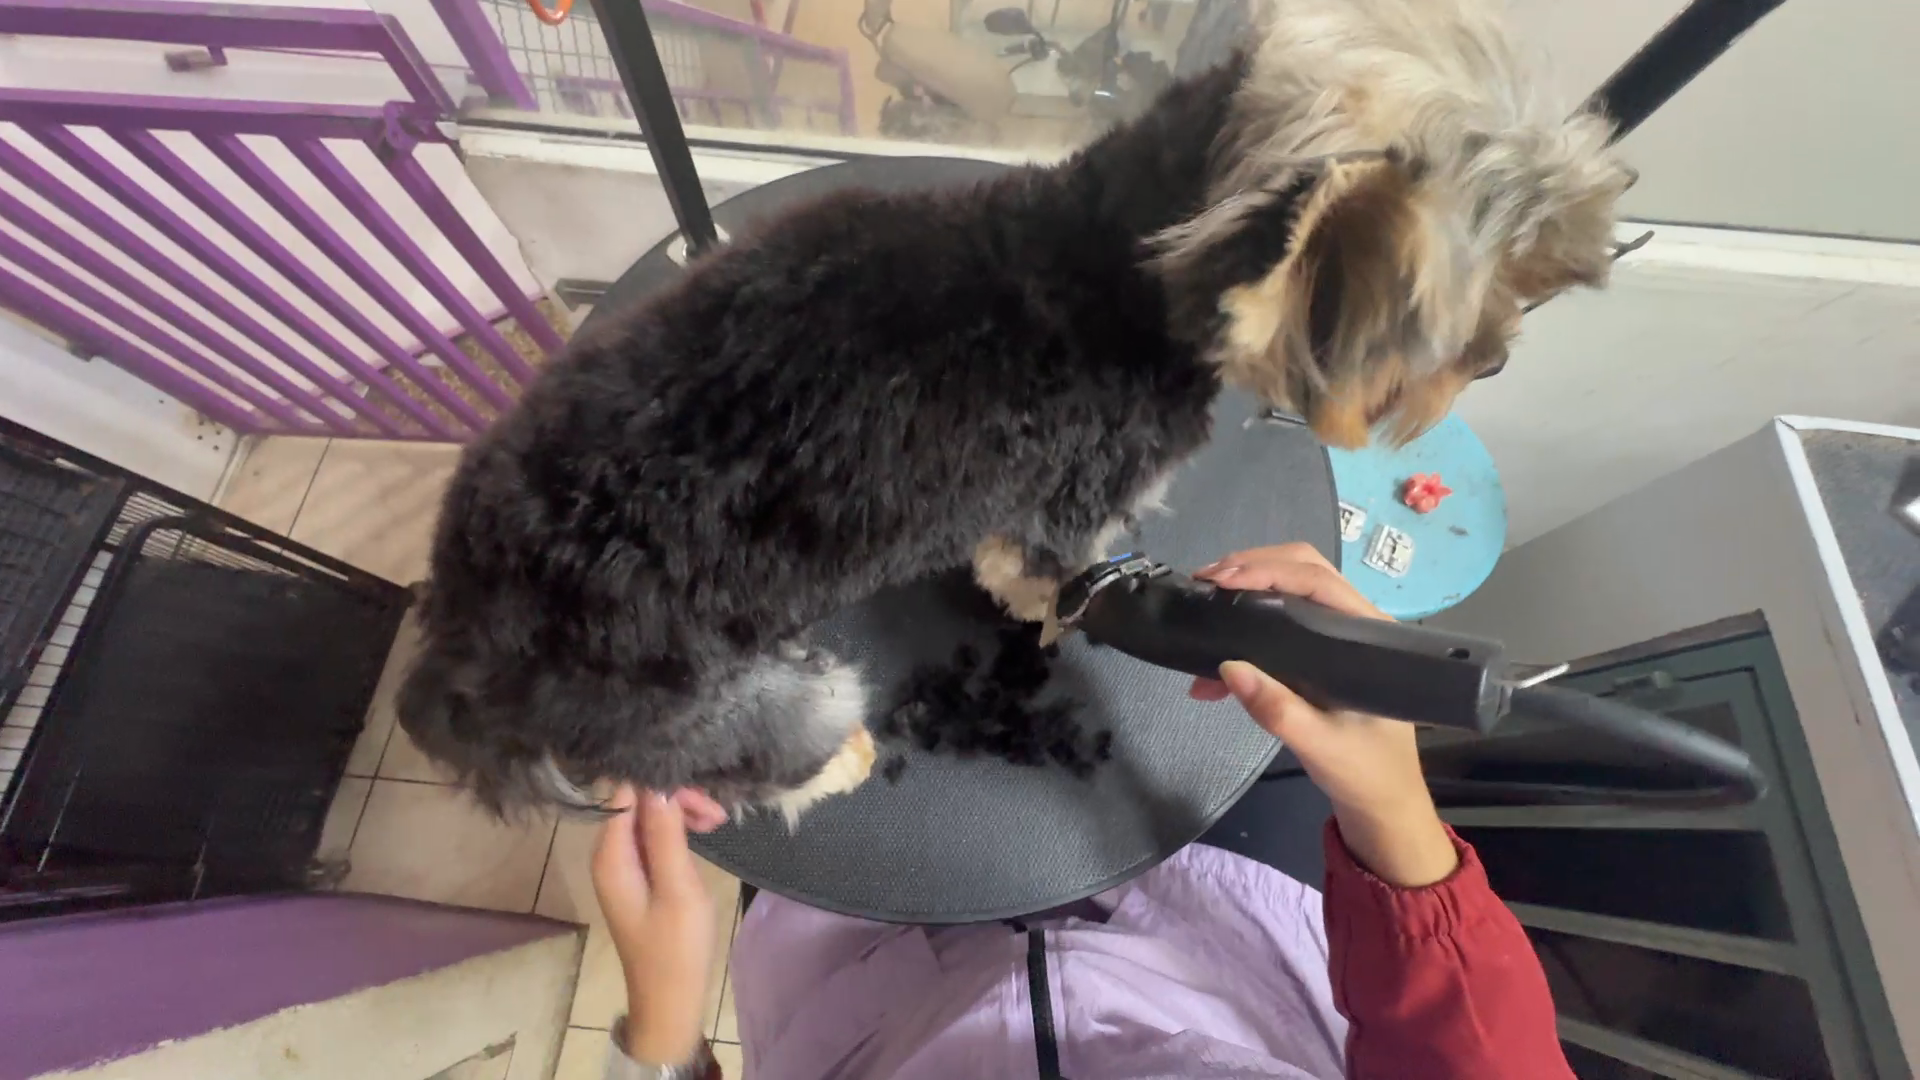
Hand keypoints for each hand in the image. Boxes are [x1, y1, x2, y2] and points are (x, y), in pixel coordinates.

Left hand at [591, 787, 719, 1064]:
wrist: (672, 998)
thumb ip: (666, 833)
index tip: (698, 788)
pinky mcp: (641, 868)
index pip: (625, 791)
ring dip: (684, 809)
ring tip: (718, 821)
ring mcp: (625, 860)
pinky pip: (657, 829)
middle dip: (678, 796)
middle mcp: (611, 852)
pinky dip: (682, 824)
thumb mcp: (677, 887)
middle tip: (716, 813)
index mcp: (611, 855)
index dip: (660, 781)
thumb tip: (659, 783)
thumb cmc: (675, 946)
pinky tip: (707, 829)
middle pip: (640, 798)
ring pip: (652, 811)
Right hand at [1189, 543, 1457, 887]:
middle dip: (1250, 566)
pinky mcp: (1315, 653)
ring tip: (1202, 602)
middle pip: (1301, 569)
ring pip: (1286, 589)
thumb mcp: (1321, 746)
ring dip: (1243, 590)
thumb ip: (1277, 710)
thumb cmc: (1366, 772)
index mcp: (1369, 637)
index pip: (1318, 581)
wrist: (1382, 805)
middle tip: (1205, 582)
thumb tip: (1228, 667)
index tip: (1220, 580)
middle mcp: (1354, 625)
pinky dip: (1240, 631)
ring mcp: (1334, 637)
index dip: (1267, 572)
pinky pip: (1276, 623)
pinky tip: (1208, 664)